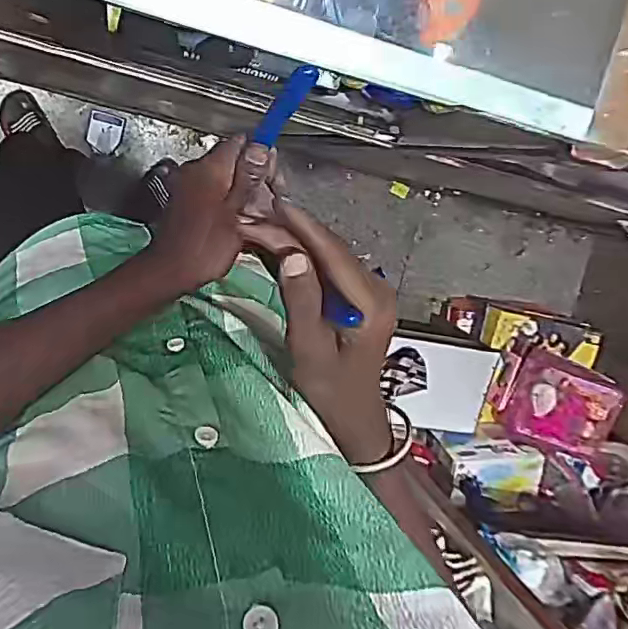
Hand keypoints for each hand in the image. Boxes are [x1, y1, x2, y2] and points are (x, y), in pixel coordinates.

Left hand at [141, 136, 273, 294]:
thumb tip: (262, 147)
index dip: (260, 154)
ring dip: (238, 189)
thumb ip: (249, 177)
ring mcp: (186, 183)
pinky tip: (234, 219)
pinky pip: (209, 190)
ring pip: (221, 175)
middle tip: (266, 200)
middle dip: (251, 174)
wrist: (171, 270)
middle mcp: (194, 169)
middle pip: (231, 158)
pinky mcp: (183, 199)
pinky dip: (224, 199)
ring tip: (252, 213)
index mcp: (210, 168)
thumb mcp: (236, 211)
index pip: (240, 142)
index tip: (272, 175)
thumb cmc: (205, 247)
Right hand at [265, 194, 397, 464]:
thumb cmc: (331, 394)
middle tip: (252, 216)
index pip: (332, 252)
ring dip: (292, 239)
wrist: (353, 423)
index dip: (300, 226)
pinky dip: (299, 255)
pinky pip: (326, 267)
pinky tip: (275, 245)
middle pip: (329, 248)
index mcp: (370, 302)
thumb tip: (291, 253)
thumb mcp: (310, 350)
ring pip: (326, 254)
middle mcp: (375, 289)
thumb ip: (302, 301)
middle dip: (290, 229)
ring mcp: (367, 292)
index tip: (271, 206)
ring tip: (257, 225)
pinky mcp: (355, 298)